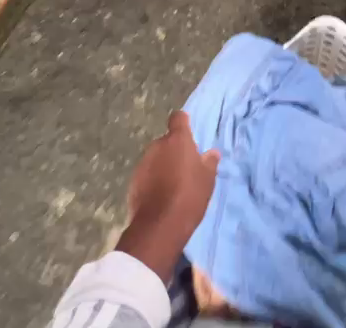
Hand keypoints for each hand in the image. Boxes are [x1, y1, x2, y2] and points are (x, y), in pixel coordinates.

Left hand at [115, 111, 220, 275]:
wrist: (159, 226)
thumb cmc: (189, 196)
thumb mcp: (207, 179)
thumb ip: (209, 162)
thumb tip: (212, 152)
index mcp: (178, 140)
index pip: (178, 118)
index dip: (183, 122)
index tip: (188, 131)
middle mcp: (157, 146)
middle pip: (166, 141)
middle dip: (174, 151)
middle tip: (184, 168)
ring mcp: (143, 163)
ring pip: (156, 158)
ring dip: (162, 165)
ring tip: (172, 185)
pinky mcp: (133, 181)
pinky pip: (146, 174)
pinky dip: (152, 180)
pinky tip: (160, 196)